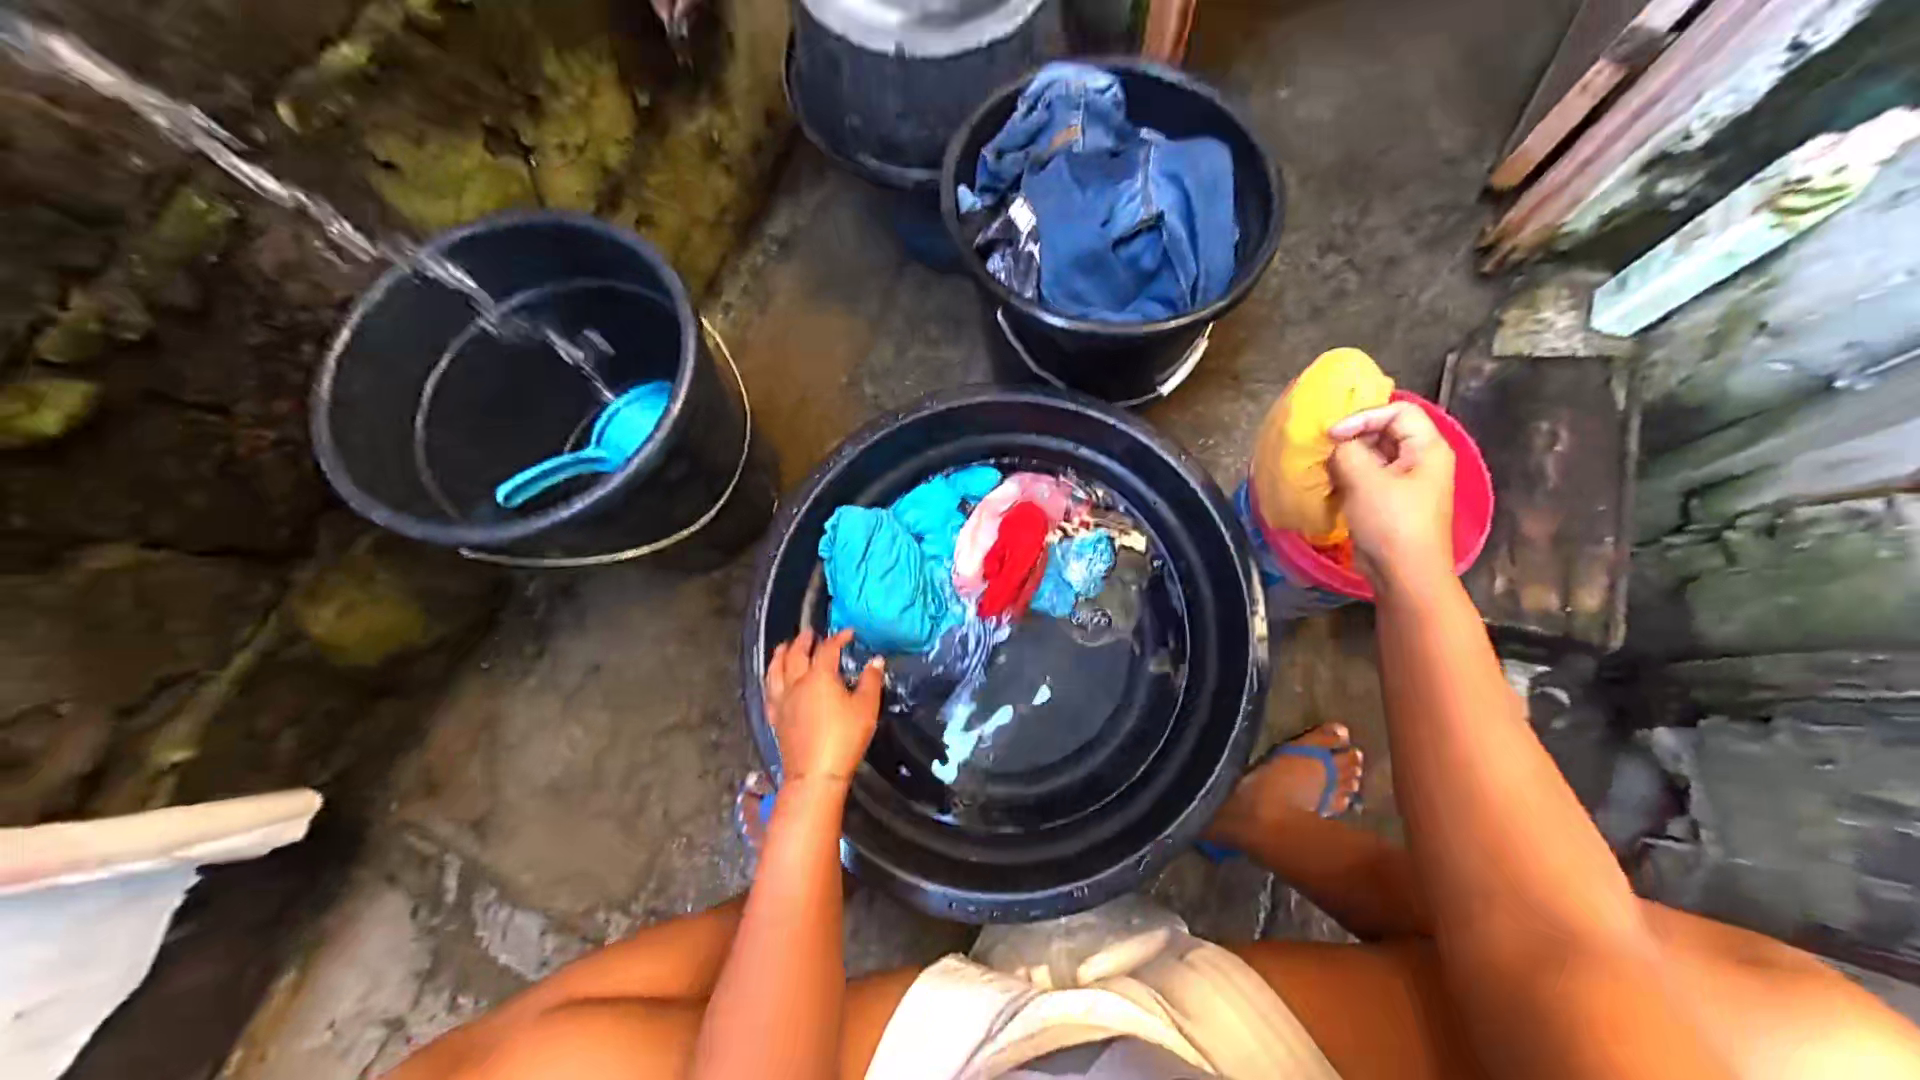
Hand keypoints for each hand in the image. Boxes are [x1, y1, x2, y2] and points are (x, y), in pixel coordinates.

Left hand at [764, 629, 882, 786]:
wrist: (815, 774)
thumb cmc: (844, 738)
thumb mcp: (866, 708)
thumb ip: (871, 681)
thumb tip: (875, 661)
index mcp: (819, 676)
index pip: (828, 649)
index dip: (838, 638)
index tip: (848, 632)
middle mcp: (797, 683)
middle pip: (796, 654)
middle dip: (803, 641)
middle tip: (809, 633)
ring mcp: (783, 700)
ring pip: (776, 670)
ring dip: (781, 655)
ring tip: (784, 647)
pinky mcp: (776, 717)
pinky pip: (769, 691)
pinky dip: (771, 679)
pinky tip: (773, 681)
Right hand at [1328, 401, 1455, 588]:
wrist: (1405, 574)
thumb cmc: (1391, 523)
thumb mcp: (1365, 481)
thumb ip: (1346, 451)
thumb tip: (1334, 442)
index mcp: (1428, 448)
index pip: (1398, 411)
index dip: (1364, 416)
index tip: (1334, 435)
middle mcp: (1421, 460)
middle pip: (1386, 431)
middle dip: (1353, 436)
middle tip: (1324, 449)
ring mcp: (1406, 482)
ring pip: (1374, 455)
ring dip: (1347, 457)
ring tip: (1323, 466)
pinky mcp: (1390, 501)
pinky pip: (1368, 477)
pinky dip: (1349, 475)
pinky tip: (1330, 484)